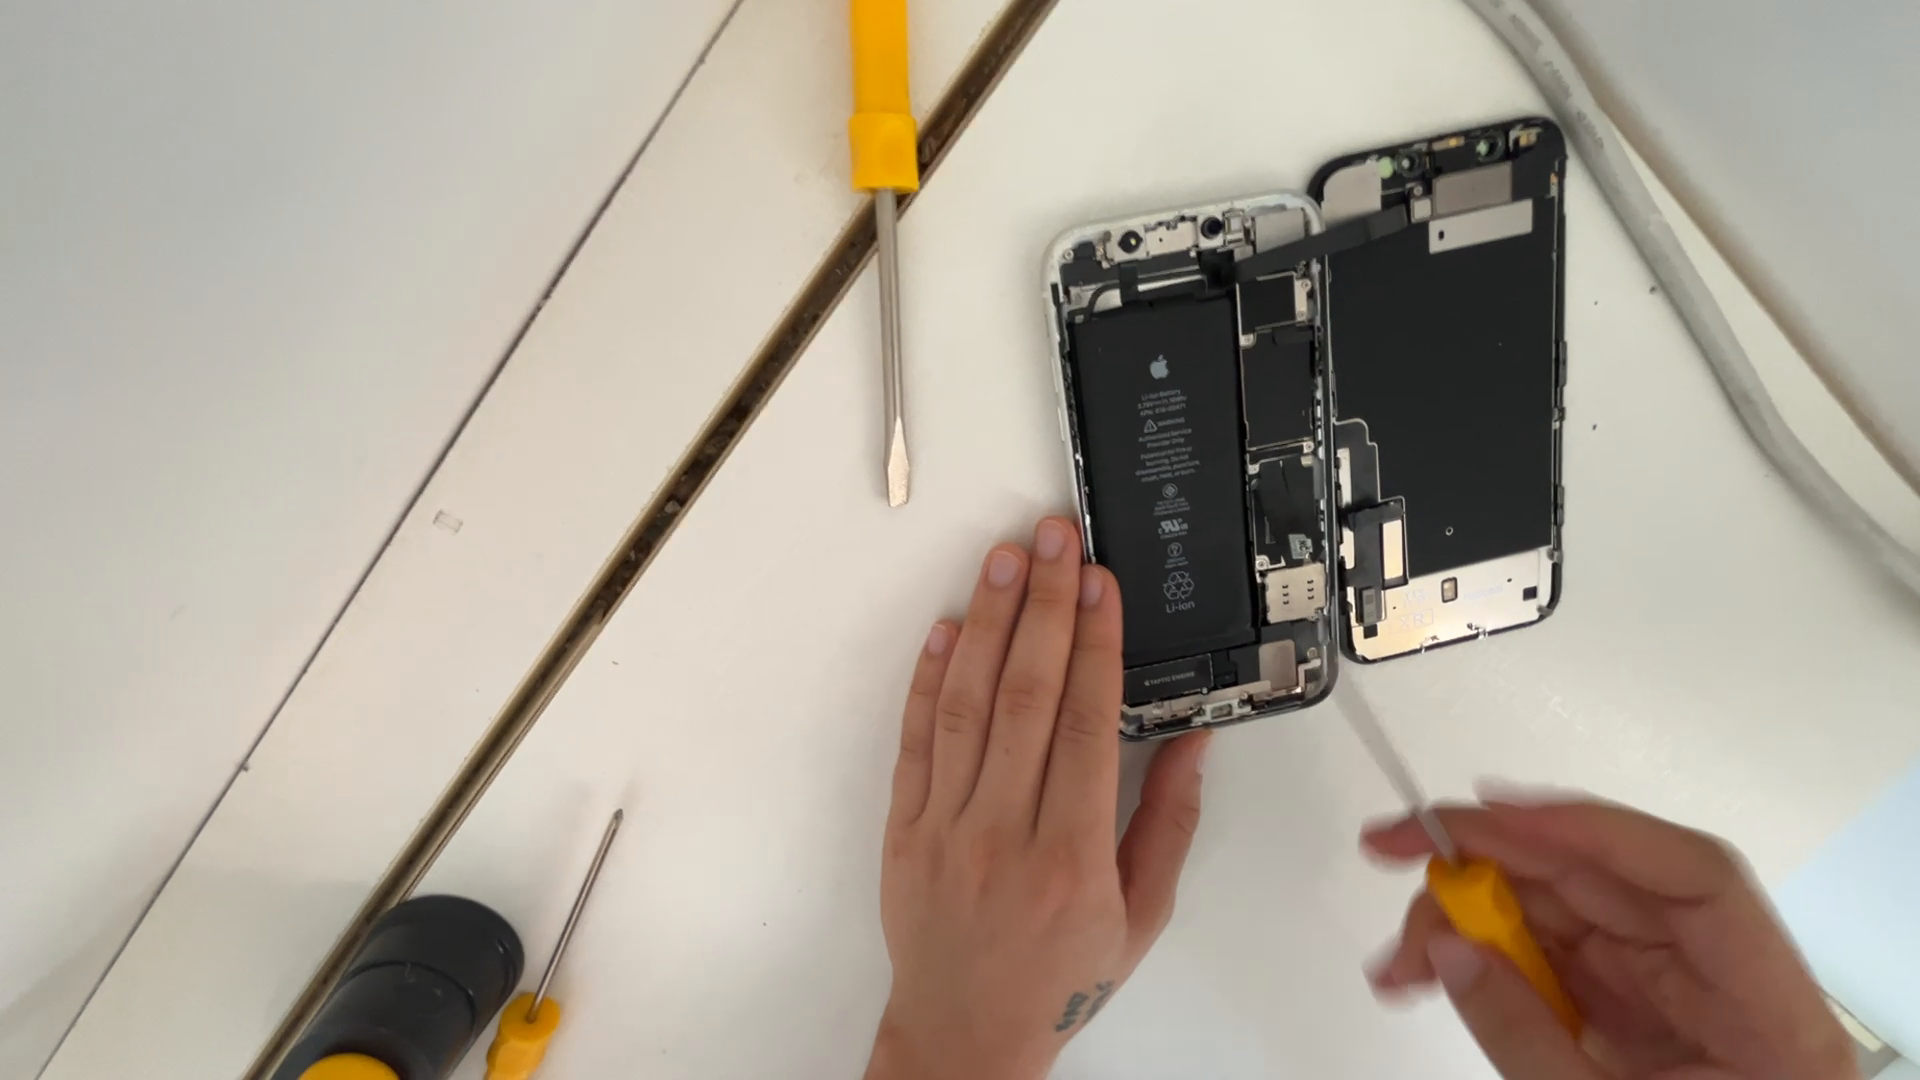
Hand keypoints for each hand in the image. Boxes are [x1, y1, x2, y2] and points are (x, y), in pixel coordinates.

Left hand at [864, 516, 1211, 1079]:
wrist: (964, 1031)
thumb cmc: (1059, 976)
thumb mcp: (1140, 916)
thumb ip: (1169, 822)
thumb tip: (1192, 740)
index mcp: (1072, 856)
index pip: (1085, 726)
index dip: (1095, 645)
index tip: (1101, 586)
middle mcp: (1004, 829)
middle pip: (1025, 696)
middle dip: (1043, 606)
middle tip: (1053, 543)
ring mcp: (944, 822)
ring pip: (966, 702)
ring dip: (986, 622)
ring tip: (1003, 561)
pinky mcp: (903, 821)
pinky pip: (914, 738)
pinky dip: (928, 677)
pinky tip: (946, 628)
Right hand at [1364, 796, 1856, 1079]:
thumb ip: (1524, 1038)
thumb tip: (1445, 944)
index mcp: (1762, 1012)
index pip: (1691, 877)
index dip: (1587, 828)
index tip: (1483, 811)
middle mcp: (1705, 972)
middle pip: (1586, 872)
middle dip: (1475, 855)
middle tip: (1385, 847)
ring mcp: (1651, 979)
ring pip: (1538, 898)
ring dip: (1452, 911)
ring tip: (1397, 964)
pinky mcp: (1604, 991)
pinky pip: (1523, 938)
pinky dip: (1461, 944)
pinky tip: (1414, 970)